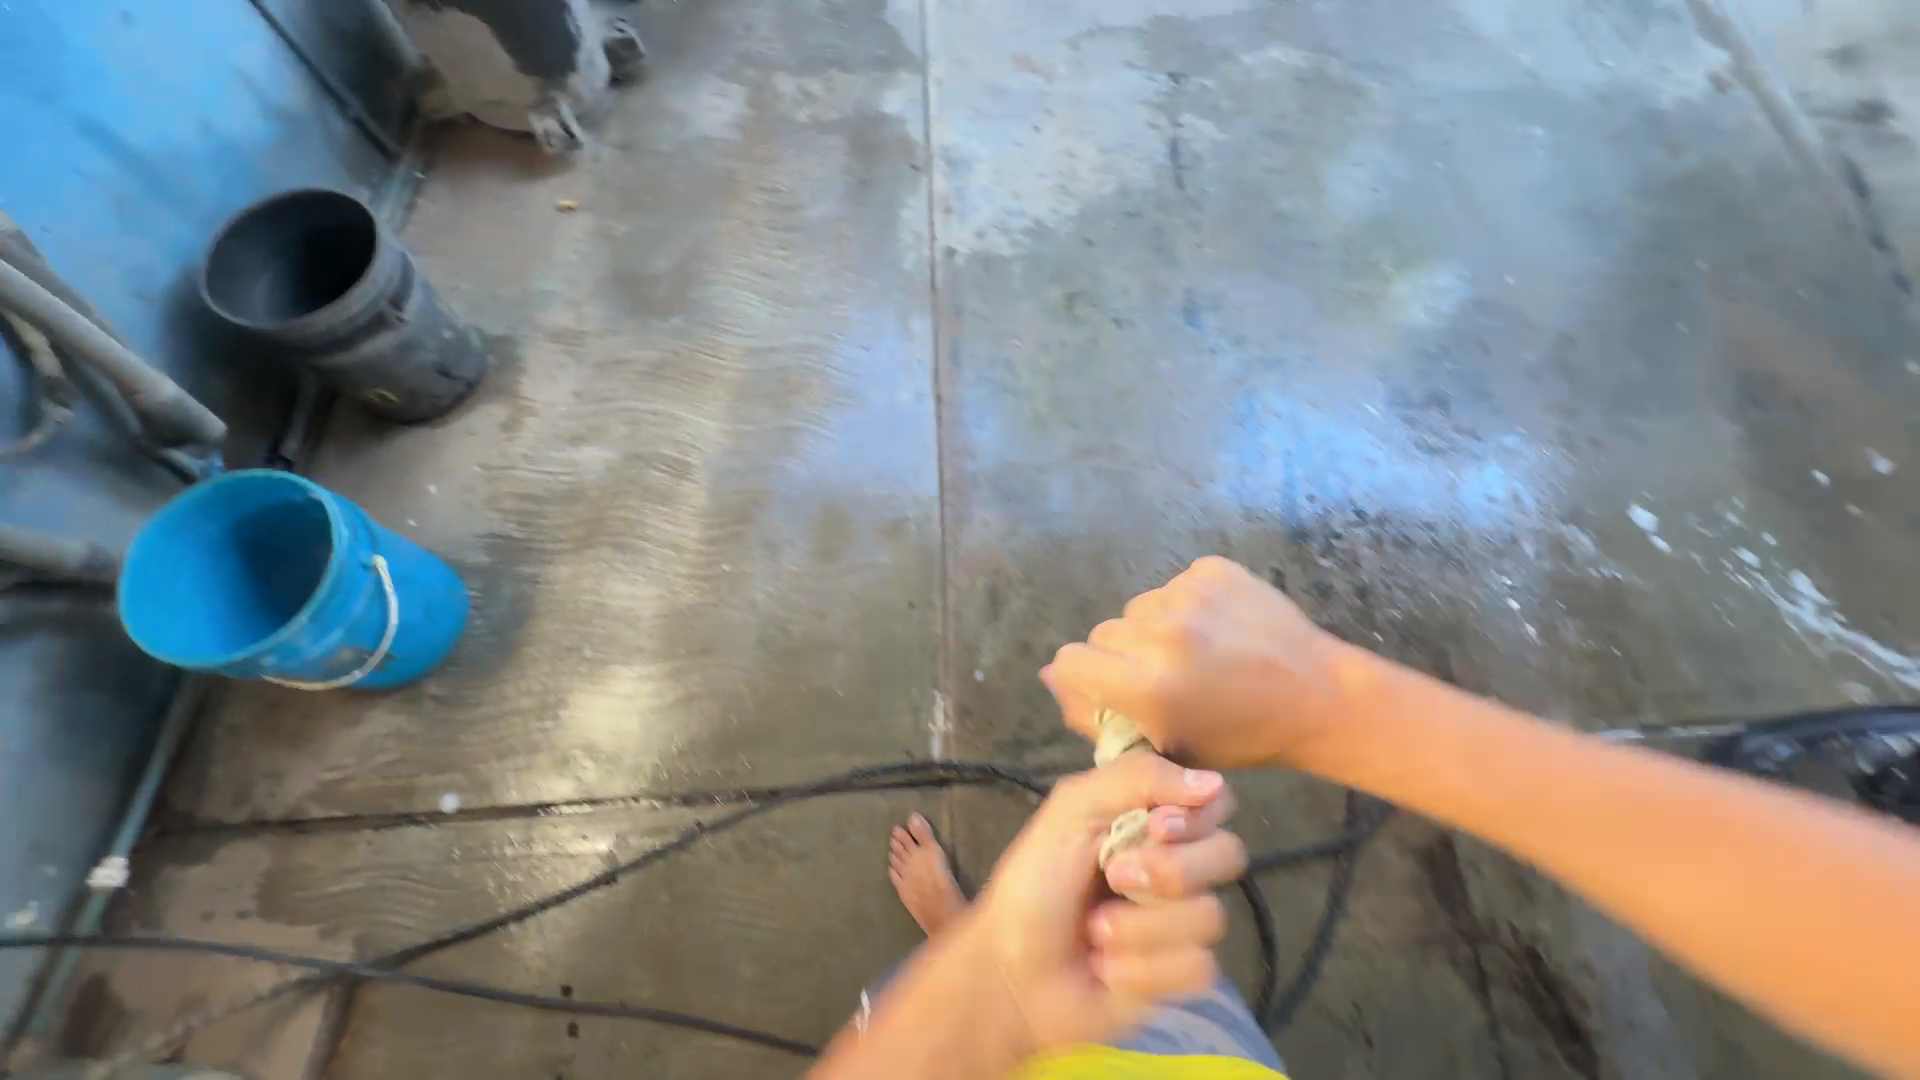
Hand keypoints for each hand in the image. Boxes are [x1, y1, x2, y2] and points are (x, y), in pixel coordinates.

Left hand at [961, 754, 1245, 1051]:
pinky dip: (1142, 969)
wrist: (1011, 971)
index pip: (1214, 801)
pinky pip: (1198, 967)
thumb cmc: (1036, 880)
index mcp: (1151, 818)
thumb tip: (1214, 782)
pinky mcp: (1182, 975)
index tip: (1155, 827)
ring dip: (1138, 927)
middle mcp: (1177, 864)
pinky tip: (1108, 967)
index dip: (1193, 817)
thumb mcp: (1071, 810)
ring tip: (1095, 930)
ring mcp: (1182, 921)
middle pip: (1229, 854)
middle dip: (1169, 871)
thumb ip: (1135, 779)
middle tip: (1114, 878)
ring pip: (1210, 916)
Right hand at [1041, 556, 1357, 767]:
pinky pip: (1172, 585)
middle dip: (1122, 655)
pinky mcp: (1212, 570)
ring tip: (1195, 650)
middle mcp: (1159, 633)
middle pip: (1103, 632)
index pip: (1070, 660)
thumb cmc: (1238, 735)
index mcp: (1146, 685)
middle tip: (1164, 674)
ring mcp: (1187, 595)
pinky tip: (1217, 627)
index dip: (1086, 676)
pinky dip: (1185, 605)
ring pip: (1137, 608)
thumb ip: (1097, 715)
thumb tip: (1048, 676)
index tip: (1113, 686)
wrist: (1318, 695)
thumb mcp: (1163, 742)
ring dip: (1153, 629)